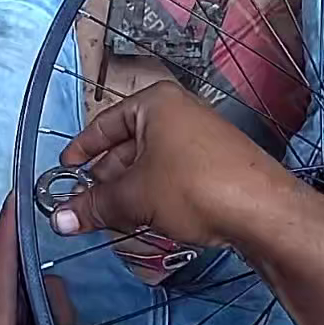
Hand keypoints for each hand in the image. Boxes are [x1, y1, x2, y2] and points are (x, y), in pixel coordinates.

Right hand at [52, 81, 314, 254]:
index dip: (81, 149)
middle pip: (126, 145)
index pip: (104, 124)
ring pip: (149, 162)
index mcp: (154, 103)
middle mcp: (178, 112)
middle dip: (105, 177)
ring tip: (114, 216)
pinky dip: (154, 192)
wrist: (266, 213)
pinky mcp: (217, 162)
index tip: (66, 169)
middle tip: (88, 203)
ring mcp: (201, 136)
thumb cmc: (191, 186)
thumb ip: (93, 206)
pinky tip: (148, 216)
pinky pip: (172, 172)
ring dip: (128, 190)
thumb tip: (57, 221)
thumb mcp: (134, 196)